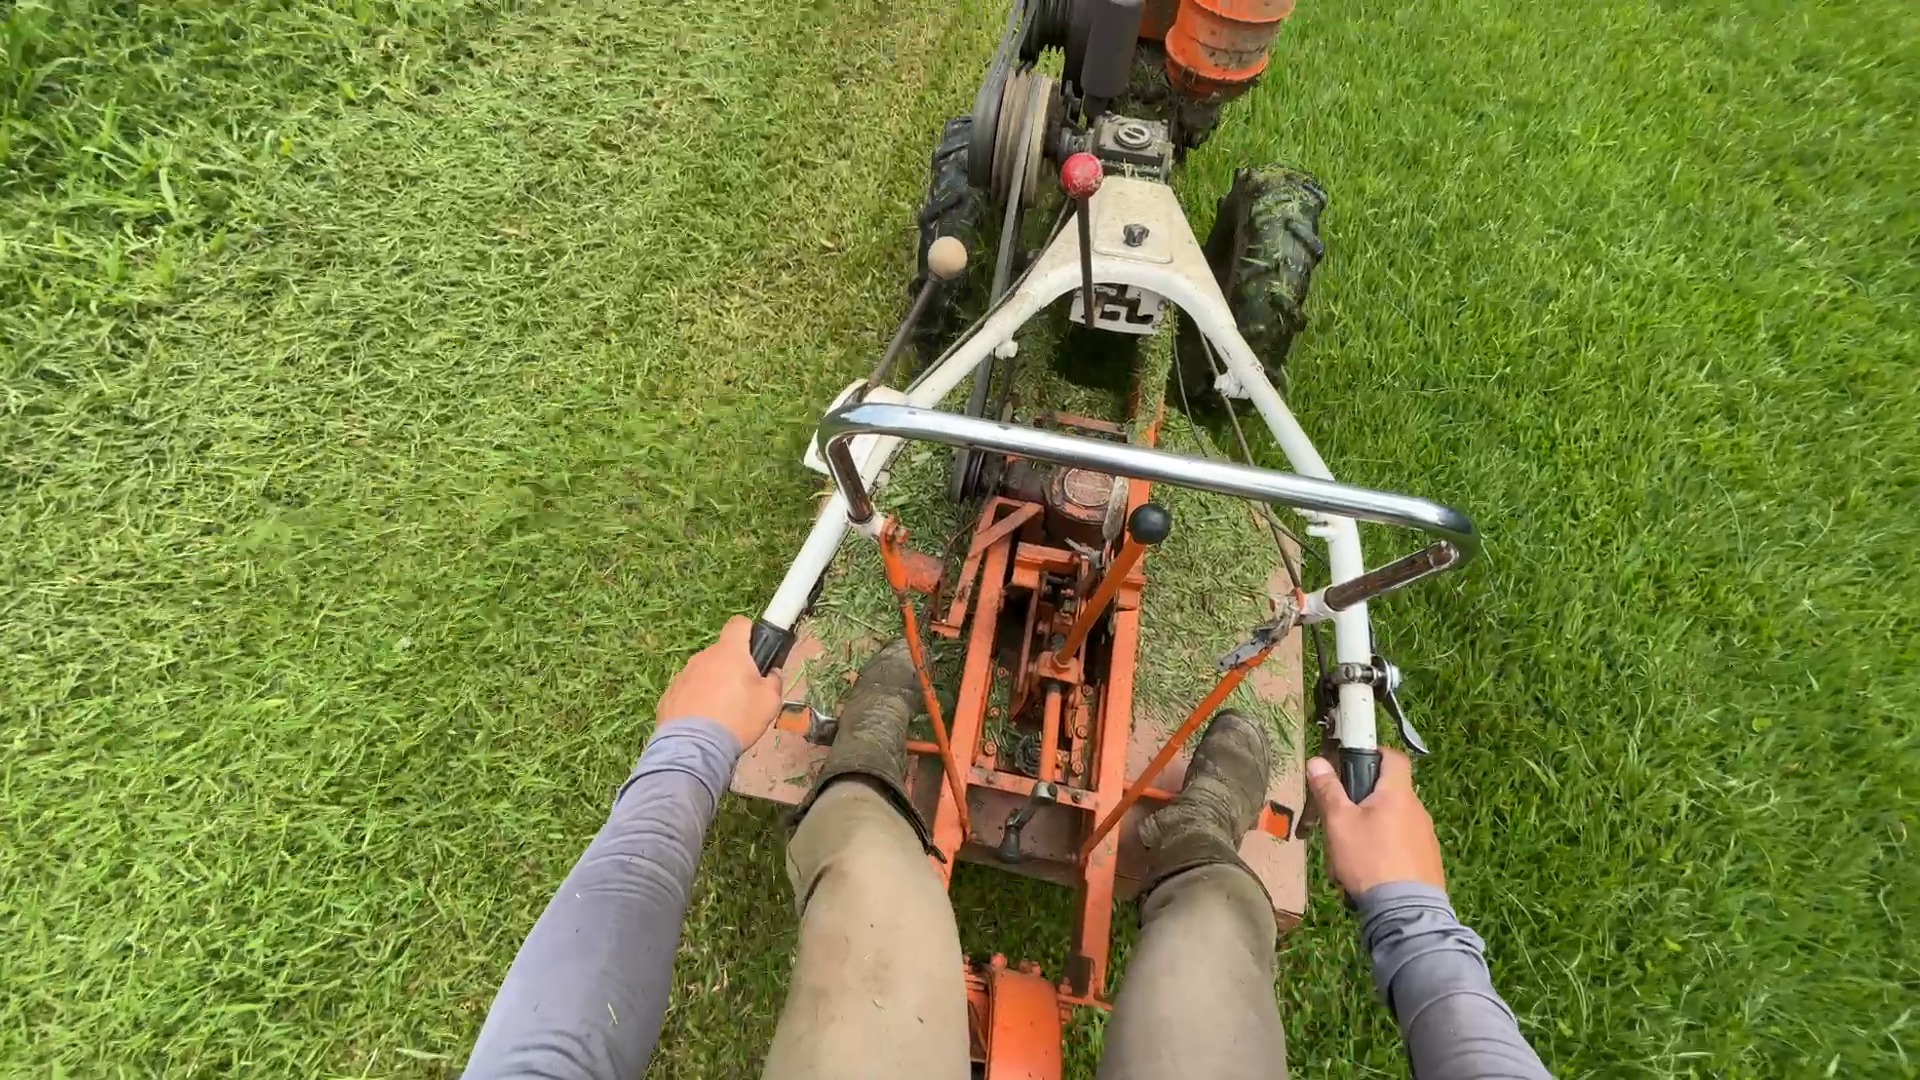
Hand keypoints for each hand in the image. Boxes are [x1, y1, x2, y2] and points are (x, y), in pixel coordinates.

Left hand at [656, 617, 783, 748]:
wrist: (695, 749)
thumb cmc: (738, 718)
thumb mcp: (770, 701)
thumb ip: (774, 680)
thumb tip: (770, 673)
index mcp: (730, 652)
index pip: (739, 624)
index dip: (749, 631)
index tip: (756, 649)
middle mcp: (703, 657)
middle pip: (722, 653)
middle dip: (733, 667)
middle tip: (743, 692)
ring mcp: (682, 676)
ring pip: (704, 672)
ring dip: (713, 684)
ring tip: (722, 713)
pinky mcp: (668, 696)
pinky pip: (688, 691)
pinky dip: (696, 701)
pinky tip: (703, 723)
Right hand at [1306, 747, 1445, 894]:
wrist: (1406, 913)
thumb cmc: (1368, 858)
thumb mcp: (1339, 821)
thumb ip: (1328, 789)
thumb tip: (1317, 761)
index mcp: (1397, 794)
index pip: (1393, 757)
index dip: (1373, 753)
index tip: (1351, 763)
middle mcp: (1417, 810)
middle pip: (1389, 790)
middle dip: (1363, 797)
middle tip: (1339, 813)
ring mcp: (1426, 837)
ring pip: (1393, 818)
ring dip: (1371, 824)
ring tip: (1349, 847)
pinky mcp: (1428, 861)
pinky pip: (1402, 842)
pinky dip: (1384, 846)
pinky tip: (1367, 866)